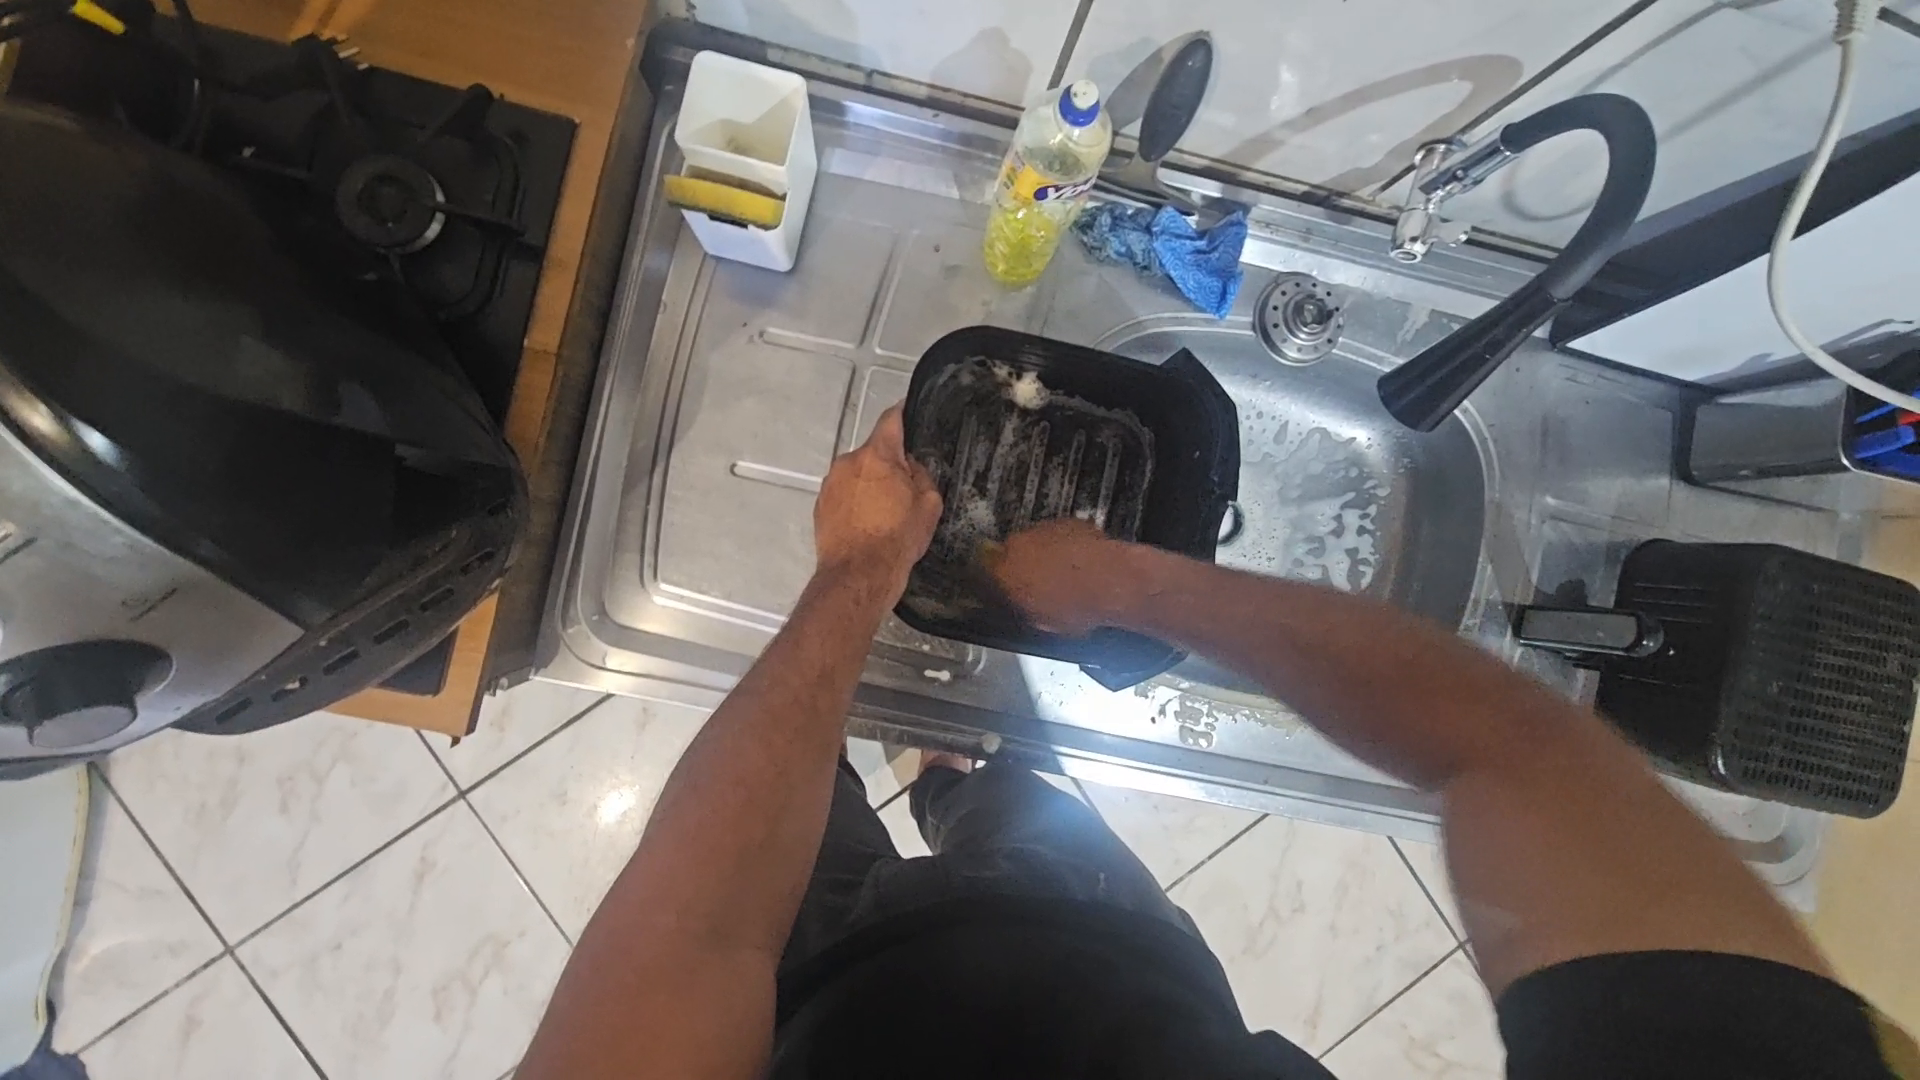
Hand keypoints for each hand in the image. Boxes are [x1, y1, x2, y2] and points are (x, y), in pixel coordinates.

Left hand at [813, 406, 942, 603]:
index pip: (891, 419)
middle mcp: (848, 461)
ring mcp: (830, 483)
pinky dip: (856, 502)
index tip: (911, 415)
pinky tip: (868, 524)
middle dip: (890, 464)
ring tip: (886, 513)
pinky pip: (844, 494)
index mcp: (877, 455)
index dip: (904, 414)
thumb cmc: (897, 539)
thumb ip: (922, 476)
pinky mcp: (820, 505)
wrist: (858, 576)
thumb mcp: (929, 505)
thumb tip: (910, 466)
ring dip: (871, 484)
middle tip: (906, 488)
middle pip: (874, 452)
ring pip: (858, 474)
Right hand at [985, 519, 1139, 634]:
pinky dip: (1065, 545)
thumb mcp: (1040, 620)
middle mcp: (1018, 545)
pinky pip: (1059, 534)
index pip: (983, 572)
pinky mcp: (1067, 522)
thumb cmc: (1076, 606)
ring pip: (1035, 541)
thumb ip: (1022, 607)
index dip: (991, 580)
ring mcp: (1043, 530)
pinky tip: (1078, 562)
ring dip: (1043, 554)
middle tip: (1035, 583)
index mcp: (1003, 571)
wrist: (1111, 580)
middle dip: (1020, 565)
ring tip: (1062, 574)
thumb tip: (1022, 606)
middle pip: (1009, 552)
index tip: (998, 588)